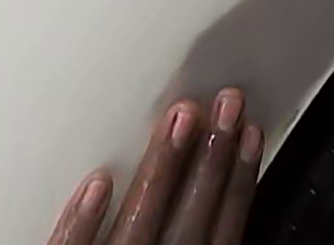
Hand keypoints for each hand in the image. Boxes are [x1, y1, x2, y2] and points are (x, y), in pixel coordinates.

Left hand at [44, 88, 261, 244]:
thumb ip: (188, 232)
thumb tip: (214, 189)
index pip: (220, 232)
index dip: (239, 180)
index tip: (250, 130)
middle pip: (189, 220)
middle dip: (212, 157)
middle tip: (226, 102)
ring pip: (140, 223)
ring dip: (163, 167)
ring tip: (180, 115)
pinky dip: (83, 221)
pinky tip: (99, 178)